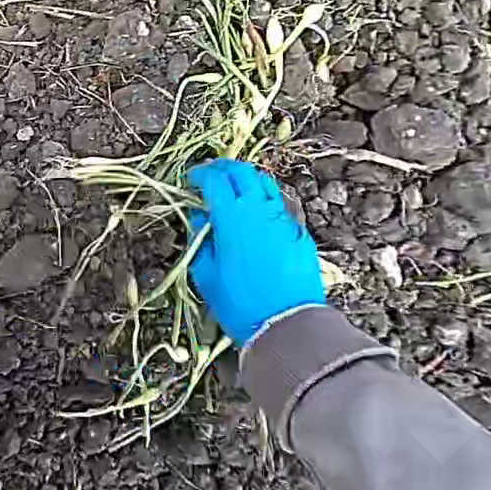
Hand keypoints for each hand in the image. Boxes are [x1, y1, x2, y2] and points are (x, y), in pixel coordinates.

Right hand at [186, 160, 324, 344]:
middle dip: (223, 168)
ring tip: (236, 187)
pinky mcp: (298, 229)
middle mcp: (258, 208)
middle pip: (241, 171)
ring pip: (264, 182)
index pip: (214, 180)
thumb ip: (201, 240)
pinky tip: (258, 211)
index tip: (192, 178)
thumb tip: (200, 219)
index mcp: (231, 216)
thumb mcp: (207, 275)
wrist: (287, 322)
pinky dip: (264, 198)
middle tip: (212, 174)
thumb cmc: (240, 303)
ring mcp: (282, 216)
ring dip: (246, 179)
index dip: (200, 174)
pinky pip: (279, 203)